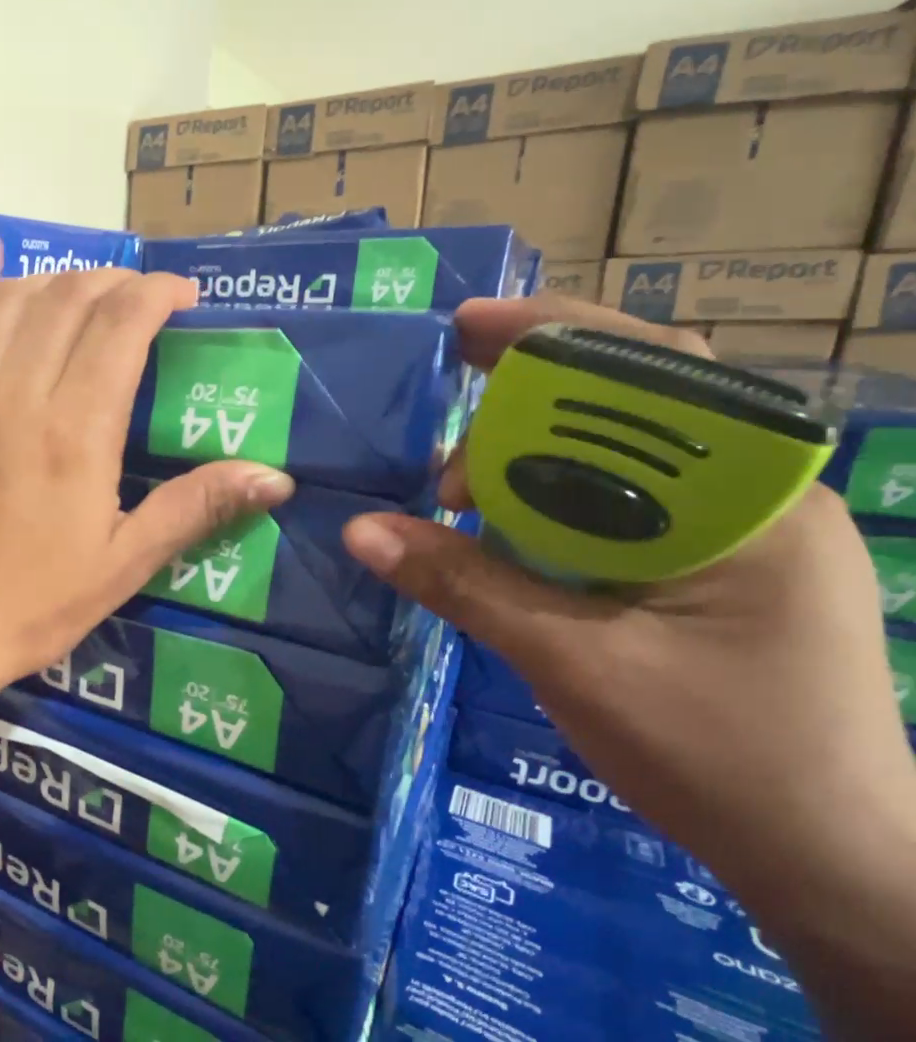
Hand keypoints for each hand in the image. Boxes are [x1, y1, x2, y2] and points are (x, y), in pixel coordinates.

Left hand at [0, 236, 293, 701]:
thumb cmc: (32, 603)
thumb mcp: (123, 564)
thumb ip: (194, 508)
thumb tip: (275, 476)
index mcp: (75, 430)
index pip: (121, 322)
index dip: (157, 292)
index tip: (182, 298)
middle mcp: (17, 394)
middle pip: (68, 298)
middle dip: (113, 281)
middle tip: (139, 301)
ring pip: (11, 301)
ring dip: (53, 279)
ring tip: (83, 290)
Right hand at [342, 295, 913, 892]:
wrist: (828, 860)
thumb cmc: (717, 757)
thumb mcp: (573, 664)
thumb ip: (467, 586)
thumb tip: (361, 529)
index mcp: (749, 503)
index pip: (655, 378)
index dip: (556, 338)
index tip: (463, 328)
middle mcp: (756, 499)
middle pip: (642, 400)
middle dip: (537, 390)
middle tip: (446, 409)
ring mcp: (744, 534)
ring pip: (630, 454)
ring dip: (540, 454)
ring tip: (460, 487)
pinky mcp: (719, 569)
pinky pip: (628, 504)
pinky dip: (559, 499)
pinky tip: (508, 525)